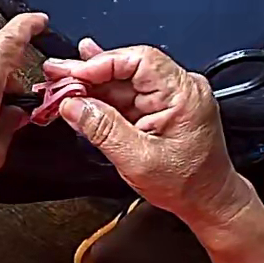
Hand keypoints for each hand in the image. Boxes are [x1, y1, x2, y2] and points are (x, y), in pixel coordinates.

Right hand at [45, 40, 252, 226]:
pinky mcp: (157, 107)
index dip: (101, 63)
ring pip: (121, 80)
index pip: (138, 60)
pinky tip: (79, 88)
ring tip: (58, 82)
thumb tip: (72, 105)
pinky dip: (100, 96)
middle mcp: (178, 88)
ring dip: (88, 84)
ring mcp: (168, 97)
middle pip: (125, 67)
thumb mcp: (138, 160)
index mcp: (183, 93)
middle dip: (87, 72)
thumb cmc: (187, 184)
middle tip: (56, 73)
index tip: (73, 74)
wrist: (208, 202)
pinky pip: (125, 95)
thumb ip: (103, 129)